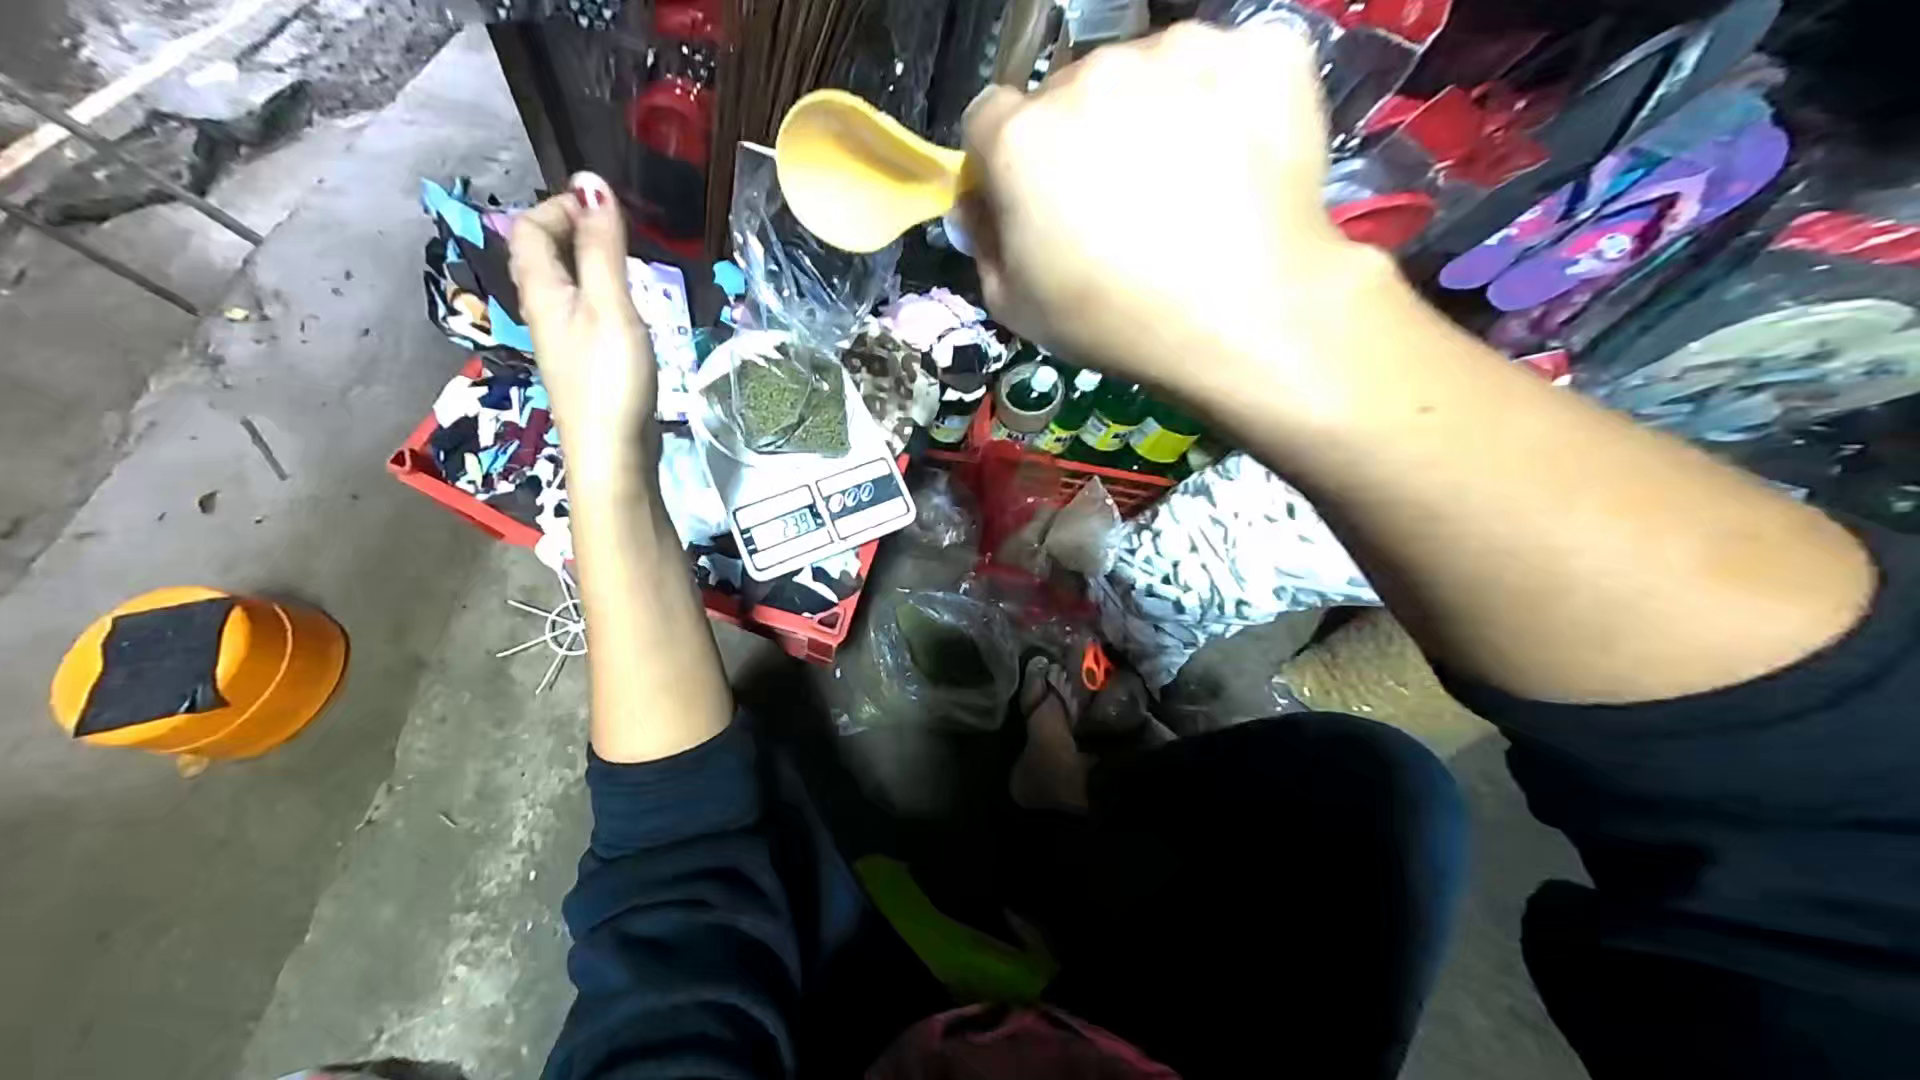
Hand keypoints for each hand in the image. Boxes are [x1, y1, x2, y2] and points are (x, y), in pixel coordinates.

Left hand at [509, 172, 656, 471]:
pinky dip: (603, 296)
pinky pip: (585, 312)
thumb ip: (602, 248)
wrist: (612, 453)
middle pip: (543, 255)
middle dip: (577, 232)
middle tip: (623, 235)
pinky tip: (631, 312)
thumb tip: (591, 182)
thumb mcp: (610, 305)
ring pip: (565, 285)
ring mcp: (563, 341)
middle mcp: (543, 311)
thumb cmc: (609, 377)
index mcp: (541, 290)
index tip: (608, 211)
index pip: (531, 228)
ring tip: (632, 267)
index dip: (562, 208)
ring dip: (592, 265)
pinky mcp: (585, 364)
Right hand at [958, 23, 1379, 398]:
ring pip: (1147, 72)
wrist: (1244, 317)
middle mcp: (1092, 75)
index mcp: (1023, 140)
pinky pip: (1224, 67)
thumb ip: (983, 243)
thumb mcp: (1016, 308)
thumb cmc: (1115, 322)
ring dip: (1151, 113)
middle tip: (1117, 204)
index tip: (1031, 198)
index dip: (1004, 161)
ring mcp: (1179, 53)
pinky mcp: (1258, 50)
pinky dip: (1224, 104)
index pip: (989, 119)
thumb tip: (979, 204)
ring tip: (1183, 185)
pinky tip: (1234, 161)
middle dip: (1079, 138)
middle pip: (1069, 93)